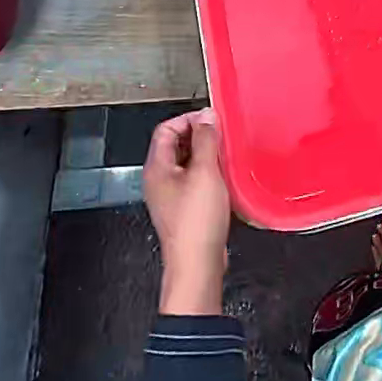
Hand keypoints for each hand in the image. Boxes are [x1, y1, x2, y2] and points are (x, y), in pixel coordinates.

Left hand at [143, 107, 231, 314]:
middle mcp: (158, 180)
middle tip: (220, 135)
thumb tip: (207, 116)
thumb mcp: (204, 172)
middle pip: (174, 145)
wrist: (197, 264)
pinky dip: (206, 173)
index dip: (188, 119)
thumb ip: (205, 140)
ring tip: (224, 154)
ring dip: (204, 154)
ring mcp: (169, 196)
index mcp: (157, 167)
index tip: (211, 120)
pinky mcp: (182, 209)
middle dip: (197, 135)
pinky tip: (223, 177)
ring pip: (185, 163)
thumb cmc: (196, 221)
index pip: (166, 129)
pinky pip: (192, 181)